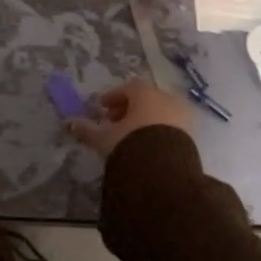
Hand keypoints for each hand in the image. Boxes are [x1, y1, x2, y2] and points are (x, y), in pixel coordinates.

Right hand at [66, 77, 191, 157]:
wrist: (164, 172)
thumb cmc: (131, 144)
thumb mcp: (104, 138)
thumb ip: (87, 130)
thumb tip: (69, 123)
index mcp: (145, 93)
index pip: (128, 88)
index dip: (113, 97)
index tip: (103, 109)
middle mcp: (166, 99)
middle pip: (145, 99)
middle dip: (129, 109)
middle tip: (115, 123)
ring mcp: (181, 116)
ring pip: (159, 113)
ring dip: (145, 121)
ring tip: (131, 139)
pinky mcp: (191, 136)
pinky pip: (171, 128)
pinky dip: (158, 132)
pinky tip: (148, 148)